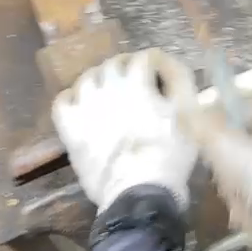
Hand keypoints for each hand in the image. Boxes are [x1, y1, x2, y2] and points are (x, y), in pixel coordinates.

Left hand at [51, 49, 198, 210]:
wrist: (140, 192)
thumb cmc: (170, 153)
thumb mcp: (189, 113)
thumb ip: (180, 81)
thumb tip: (169, 64)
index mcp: (136, 81)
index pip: (145, 57)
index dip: (156, 64)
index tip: (163, 76)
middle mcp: (107, 86)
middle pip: (115, 63)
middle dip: (128, 67)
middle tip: (139, 83)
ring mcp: (85, 107)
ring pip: (88, 78)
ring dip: (101, 79)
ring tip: (111, 92)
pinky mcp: (71, 129)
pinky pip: (63, 102)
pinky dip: (72, 98)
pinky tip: (83, 106)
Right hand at [189, 95, 251, 250]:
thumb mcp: (242, 162)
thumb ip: (207, 135)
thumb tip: (181, 109)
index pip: (224, 111)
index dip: (213, 138)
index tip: (214, 162)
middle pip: (229, 145)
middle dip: (229, 179)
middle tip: (238, 195)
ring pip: (238, 173)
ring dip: (238, 199)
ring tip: (251, 217)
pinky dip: (250, 210)